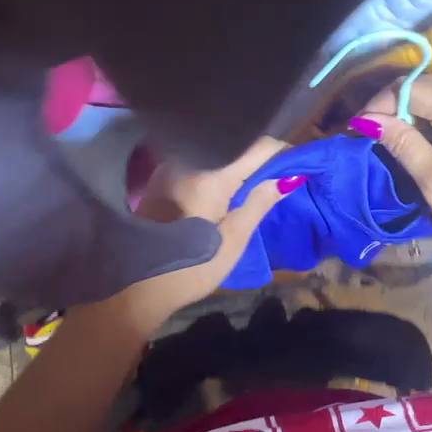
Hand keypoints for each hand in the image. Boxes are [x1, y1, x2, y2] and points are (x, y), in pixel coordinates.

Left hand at [91, 137, 289, 336]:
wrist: (135, 287)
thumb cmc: (191, 268)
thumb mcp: (233, 239)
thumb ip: (260, 202)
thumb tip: (290, 176)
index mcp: (211, 174)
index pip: (259, 145)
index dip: (283, 152)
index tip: (297, 165)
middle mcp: (191, 159)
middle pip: (238, 144)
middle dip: (263, 156)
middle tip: (282, 175)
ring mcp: (173, 165)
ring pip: (219, 151)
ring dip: (241, 162)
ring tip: (260, 180)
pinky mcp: (163, 175)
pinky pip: (201, 160)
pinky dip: (221, 168)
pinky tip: (230, 186)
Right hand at [354, 78, 431, 273]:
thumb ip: (405, 145)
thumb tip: (369, 120)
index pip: (409, 88)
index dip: (379, 105)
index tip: (357, 129)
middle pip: (425, 84)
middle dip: (393, 104)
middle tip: (370, 133)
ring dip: (414, 108)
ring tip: (393, 137)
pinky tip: (426, 138)